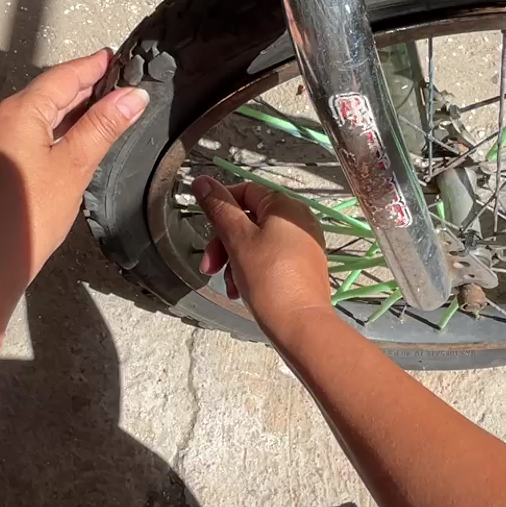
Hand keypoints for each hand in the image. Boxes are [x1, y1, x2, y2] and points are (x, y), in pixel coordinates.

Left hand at [0, 50, 147, 300]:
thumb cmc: (29, 215)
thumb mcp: (74, 166)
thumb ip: (103, 127)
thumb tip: (133, 95)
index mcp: (17, 112)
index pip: (62, 76)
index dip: (92, 66)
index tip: (116, 58)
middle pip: (46, 93)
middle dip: (82, 87)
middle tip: (118, 84)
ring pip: (34, 115)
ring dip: (67, 110)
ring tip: (101, 110)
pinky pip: (22, 134)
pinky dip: (49, 130)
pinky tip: (68, 141)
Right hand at [192, 175, 332, 337]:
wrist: (300, 325)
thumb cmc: (270, 280)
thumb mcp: (237, 239)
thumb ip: (219, 208)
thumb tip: (203, 181)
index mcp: (286, 207)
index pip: (246, 191)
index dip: (221, 205)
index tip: (205, 223)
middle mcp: (299, 221)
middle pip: (249, 220)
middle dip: (224, 242)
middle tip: (210, 265)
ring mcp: (302, 245)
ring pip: (256, 243)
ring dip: (234, 261)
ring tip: (229, 285)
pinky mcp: (302, 268)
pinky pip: (269, 260)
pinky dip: (251, 271)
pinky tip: (241, 291)